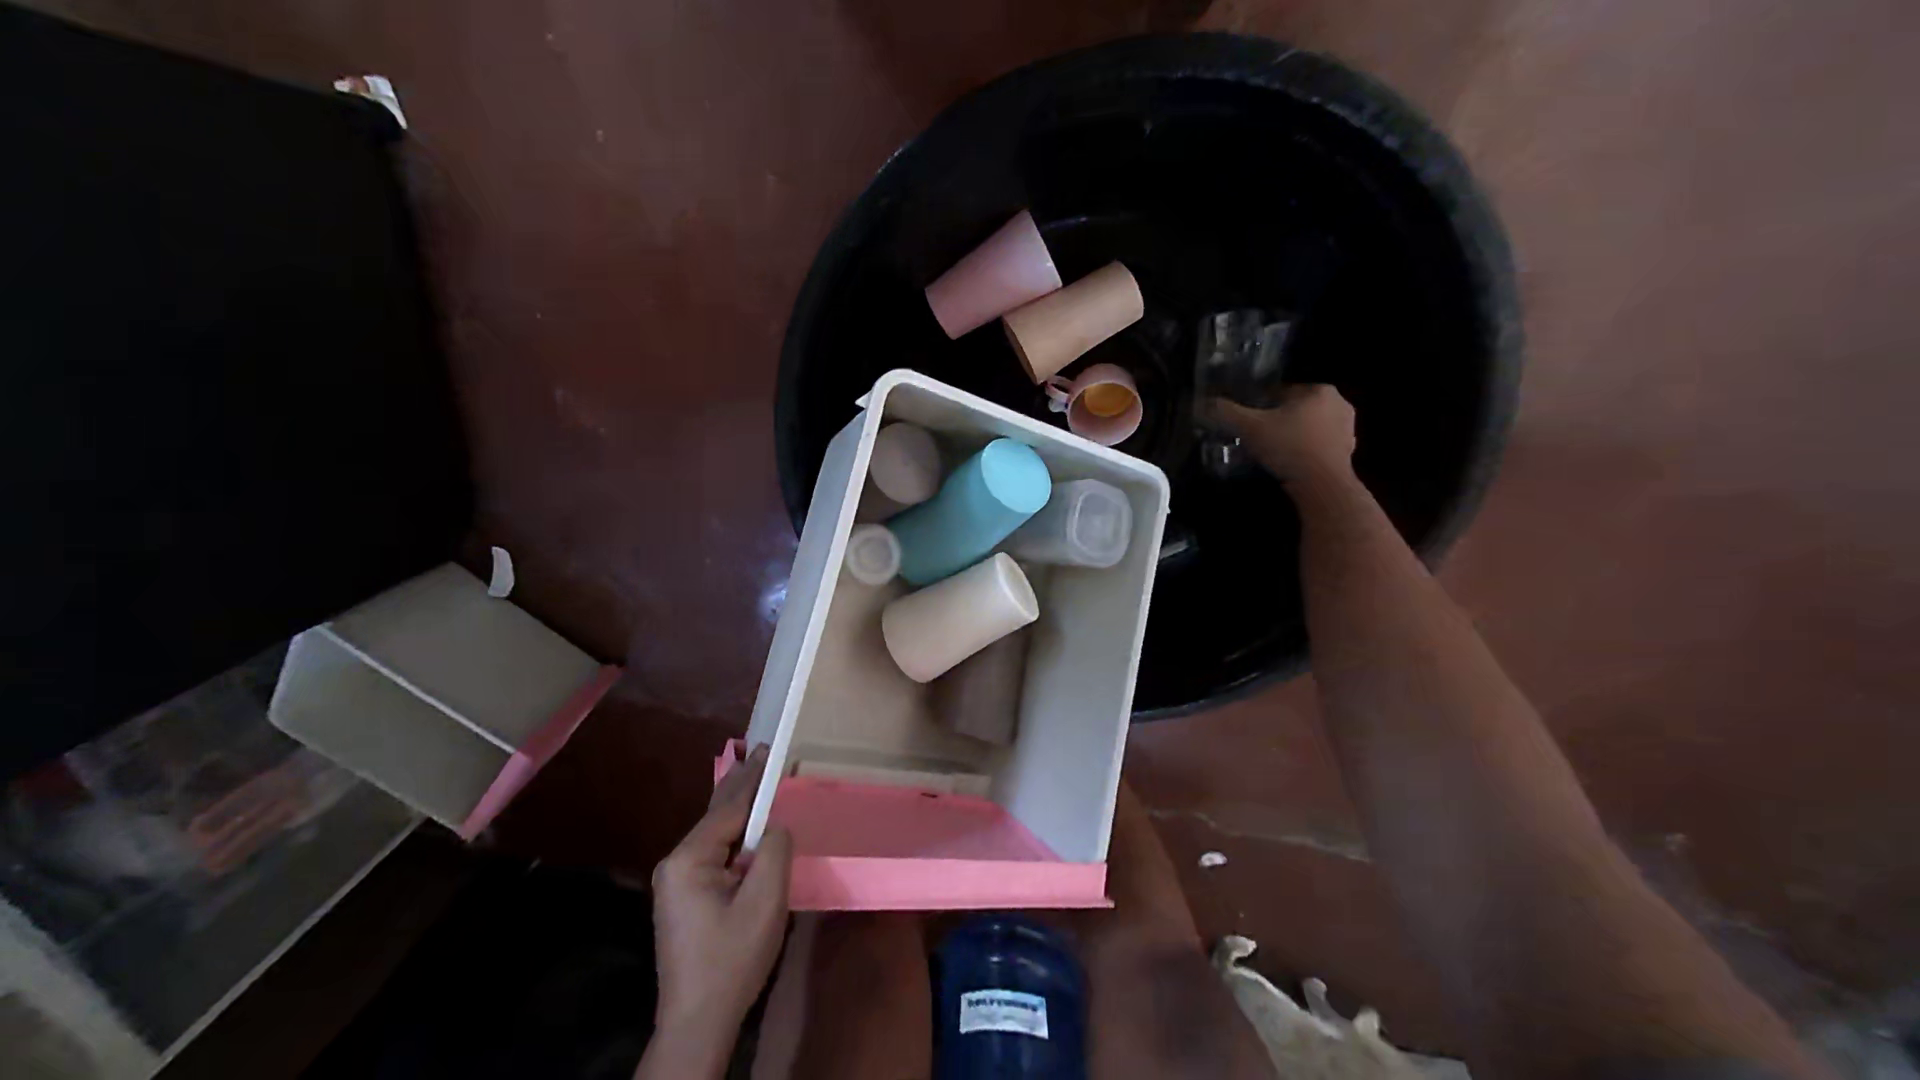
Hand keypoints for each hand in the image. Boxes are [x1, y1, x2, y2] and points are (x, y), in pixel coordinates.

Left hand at [640, 744, 791, 1078]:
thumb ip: (772, 851)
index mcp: (688, 860)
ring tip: (759, 777)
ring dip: (740, 808)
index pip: (729, 807)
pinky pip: (714, 851)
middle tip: (766, 753)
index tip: (771, 749)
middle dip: (743, 784)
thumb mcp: (764, 902)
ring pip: (715, 833)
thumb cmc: (732, 959)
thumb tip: (775, 825)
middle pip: (716, 814)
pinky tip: (746, 824)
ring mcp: (677, 881)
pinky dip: (734, 832)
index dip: (754, 778)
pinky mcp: (685, 896)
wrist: (698, 1020)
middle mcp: (676, 863)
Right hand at [1215, 384, 1355, 486]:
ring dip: (1291, 435)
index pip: (1280, 392)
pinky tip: (1289, 464)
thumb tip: (1204, 404)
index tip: (1246, 423)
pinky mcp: (1348, 452)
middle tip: (1256, 439)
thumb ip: (1226, 412)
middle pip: (1295, 409)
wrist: (1322, 486)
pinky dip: (1304, 451)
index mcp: (1318, 390)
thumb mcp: (1249, 428)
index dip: (1259, 407)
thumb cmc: (1288, 448)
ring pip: (1307, 426)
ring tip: (1271, 453)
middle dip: (1276, 421)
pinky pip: (1318, 445)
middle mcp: (1338, 403)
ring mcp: (1347, 429)